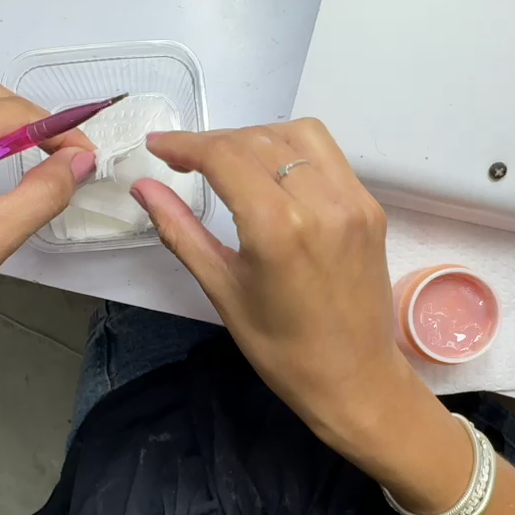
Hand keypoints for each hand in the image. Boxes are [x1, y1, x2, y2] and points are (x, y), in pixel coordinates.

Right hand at [129, 120, 430, 449]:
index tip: (158, 147)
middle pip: (257, 139)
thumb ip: (181, 231)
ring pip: (298, 135)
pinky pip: (328, 156)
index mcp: (277, 228)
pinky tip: (272, 174)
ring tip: (228, 161)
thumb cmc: (280, 349)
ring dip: (256, 136)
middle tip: (183, 161)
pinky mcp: (371, 207)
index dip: (185, 144)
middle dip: (214, 142)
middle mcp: (321, 202)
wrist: (354, 379)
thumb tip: (143, 188)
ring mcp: (353, 201)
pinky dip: (293, 150)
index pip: (225, 156)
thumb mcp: (222, 290)